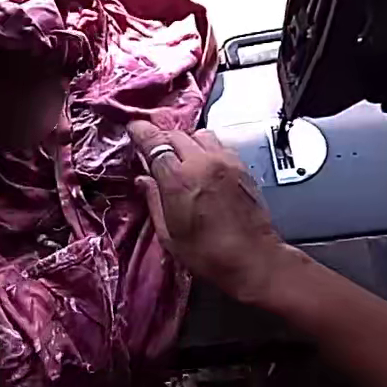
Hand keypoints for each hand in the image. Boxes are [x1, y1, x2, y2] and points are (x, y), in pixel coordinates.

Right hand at [128, 121, 296, 303]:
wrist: (252, 258)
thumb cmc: (206, 254)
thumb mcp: (169, 235)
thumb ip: (153, 201)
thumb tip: (142, 180)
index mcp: (178, 180)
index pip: (155, 143)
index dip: (141, 132)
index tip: (133, 128)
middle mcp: (202, 162)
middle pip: (176, 135)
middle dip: (162, 139)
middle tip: (154, 150)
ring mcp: (225, 161)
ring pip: (199, 135)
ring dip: (186, 141)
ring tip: (180, 155)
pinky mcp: (241, 167)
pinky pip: (219, 145)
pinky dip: (206, 148)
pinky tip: (203, 164)